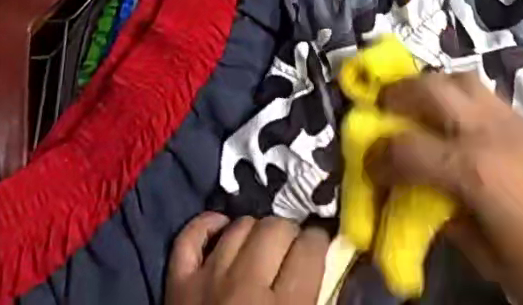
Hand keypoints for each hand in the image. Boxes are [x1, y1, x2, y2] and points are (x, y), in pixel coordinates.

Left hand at [168, 214, 330, 304]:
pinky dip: (206, 228)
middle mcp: (247, 287)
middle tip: (287, 258)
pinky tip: (222, 235)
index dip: (318, 245)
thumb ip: (323, 303)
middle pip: (277, 227)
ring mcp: (208, 282)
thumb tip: (345, 268)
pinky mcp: (177, 287)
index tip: (317, 255)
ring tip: (258, 254)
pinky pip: (190, 236)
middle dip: (288, 237)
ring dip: (254, 235)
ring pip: (241, 226)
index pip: (312, 243)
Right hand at [369, 72, 522, 304]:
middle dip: (398, 95)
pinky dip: (458, 93)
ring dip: (430, 85)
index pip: (408, 148)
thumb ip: (446, 218)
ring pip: (460, 79)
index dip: (379, 155)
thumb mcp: (486, 257)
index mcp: (473, 169)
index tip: (365, 162)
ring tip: (413, 105)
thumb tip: (416, 198)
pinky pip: (483, 92)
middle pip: (432, 91)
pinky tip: (451, 116)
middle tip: (378, 110)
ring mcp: (509, 120)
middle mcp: (487, 131)